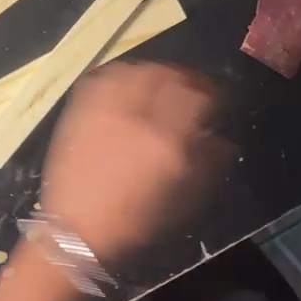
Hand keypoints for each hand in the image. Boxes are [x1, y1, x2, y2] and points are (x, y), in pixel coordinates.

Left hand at [38, 62, 229, 267]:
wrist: (76, 230)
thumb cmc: (136, 223)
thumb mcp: (184, 202)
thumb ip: (209, 164)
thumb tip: (223, 139)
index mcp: (168, 142)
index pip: (199, 97)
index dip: (213, 94)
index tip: (216, 102)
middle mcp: (139, 116)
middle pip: (171, 75)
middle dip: (187, 80)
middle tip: (192, 90)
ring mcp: (107, 108)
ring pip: (140, 69)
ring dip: (158, 73)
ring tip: (162, 84)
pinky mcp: (82, 107)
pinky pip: (108, 75)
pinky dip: (125, 73)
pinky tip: (130, 83)